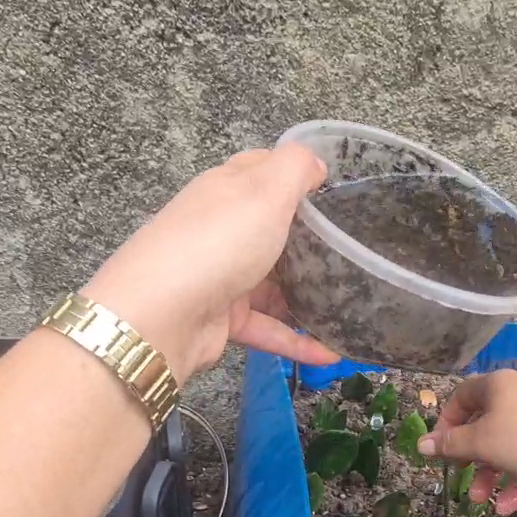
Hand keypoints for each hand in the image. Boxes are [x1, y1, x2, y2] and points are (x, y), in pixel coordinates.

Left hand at [81, 144, 339, 375]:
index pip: (262, 171)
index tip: (335, 189)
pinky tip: (331, 353)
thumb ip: (295, 169)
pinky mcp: (224, 320)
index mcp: (227, 190)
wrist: (163, 314)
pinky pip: (269, 329)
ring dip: (307, 295)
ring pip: (273, 284)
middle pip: (270, 230)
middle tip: (353, 250)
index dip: (296, 174)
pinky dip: (298, 342)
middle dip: (308, 240)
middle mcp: (222, 230)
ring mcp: (222, 277)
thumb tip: (316, 163)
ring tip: (351, 305)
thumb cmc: (220, 242)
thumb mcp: (265, 191)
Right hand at [419, 371, 516, 513]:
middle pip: (484, 424)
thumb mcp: (482, 443)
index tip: (439, 450)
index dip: (446, 423)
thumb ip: (450, 445)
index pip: (461, 396)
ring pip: (506, 445)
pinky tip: (508, 508)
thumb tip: (420, 444)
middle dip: (469, 458)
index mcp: (498, 384)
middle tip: (459, 478)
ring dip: (490, 475)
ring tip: (481, 502)